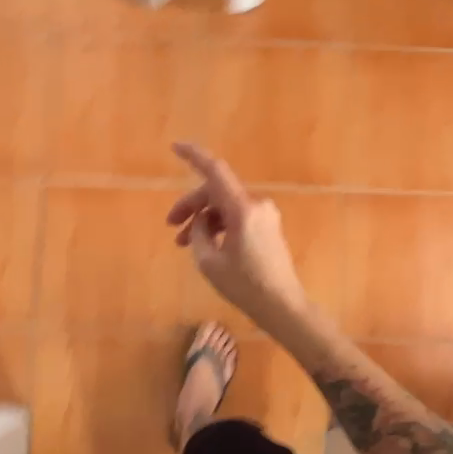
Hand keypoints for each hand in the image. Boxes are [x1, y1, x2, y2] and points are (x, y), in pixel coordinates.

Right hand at [166, 142, 310, 325]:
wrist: (282, 306)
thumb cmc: (244, 286)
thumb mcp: (209, 262)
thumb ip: (199, 233)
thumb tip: (200, 220)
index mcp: (242, 209)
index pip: (215, 171)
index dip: (194, 156)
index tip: (175, 147)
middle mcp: (256, 205)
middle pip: (217, 192)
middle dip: (191, 205)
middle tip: (170, 226)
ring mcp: (265, 216)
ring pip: (226, 206)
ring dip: (203, 219)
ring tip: (182, 243)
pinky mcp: (268, 228)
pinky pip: (238, 217)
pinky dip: (219, 226)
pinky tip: (206, 245)